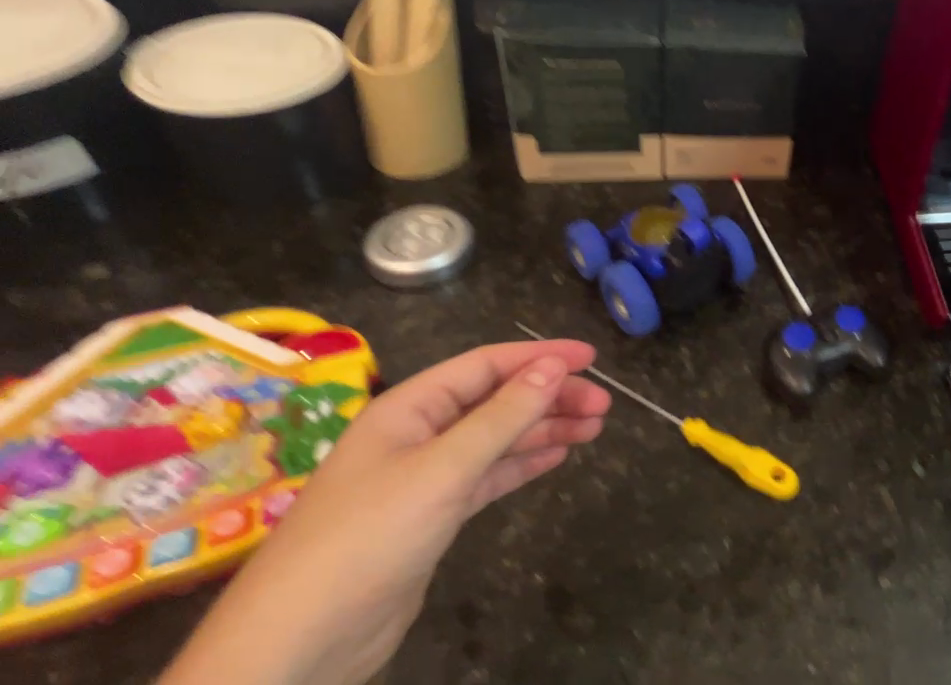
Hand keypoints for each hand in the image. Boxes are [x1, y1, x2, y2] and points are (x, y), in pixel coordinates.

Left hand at [161, 340, 611, 684]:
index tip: (591, 357)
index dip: (540, 356)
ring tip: (594, 428)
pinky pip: (488, 475)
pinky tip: (557, 455)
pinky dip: (523, 463)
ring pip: (497, 438)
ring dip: (544, 428)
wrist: (301, 641)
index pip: (485, 366)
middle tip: (603, 405)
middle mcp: (417, 435)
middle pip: (496, 401)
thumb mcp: (443, 468)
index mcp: (409, 410)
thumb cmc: (368, 537)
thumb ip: (502, 416)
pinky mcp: (432, 516)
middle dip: (550, 397)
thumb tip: (554, 365)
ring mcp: (424, 477)